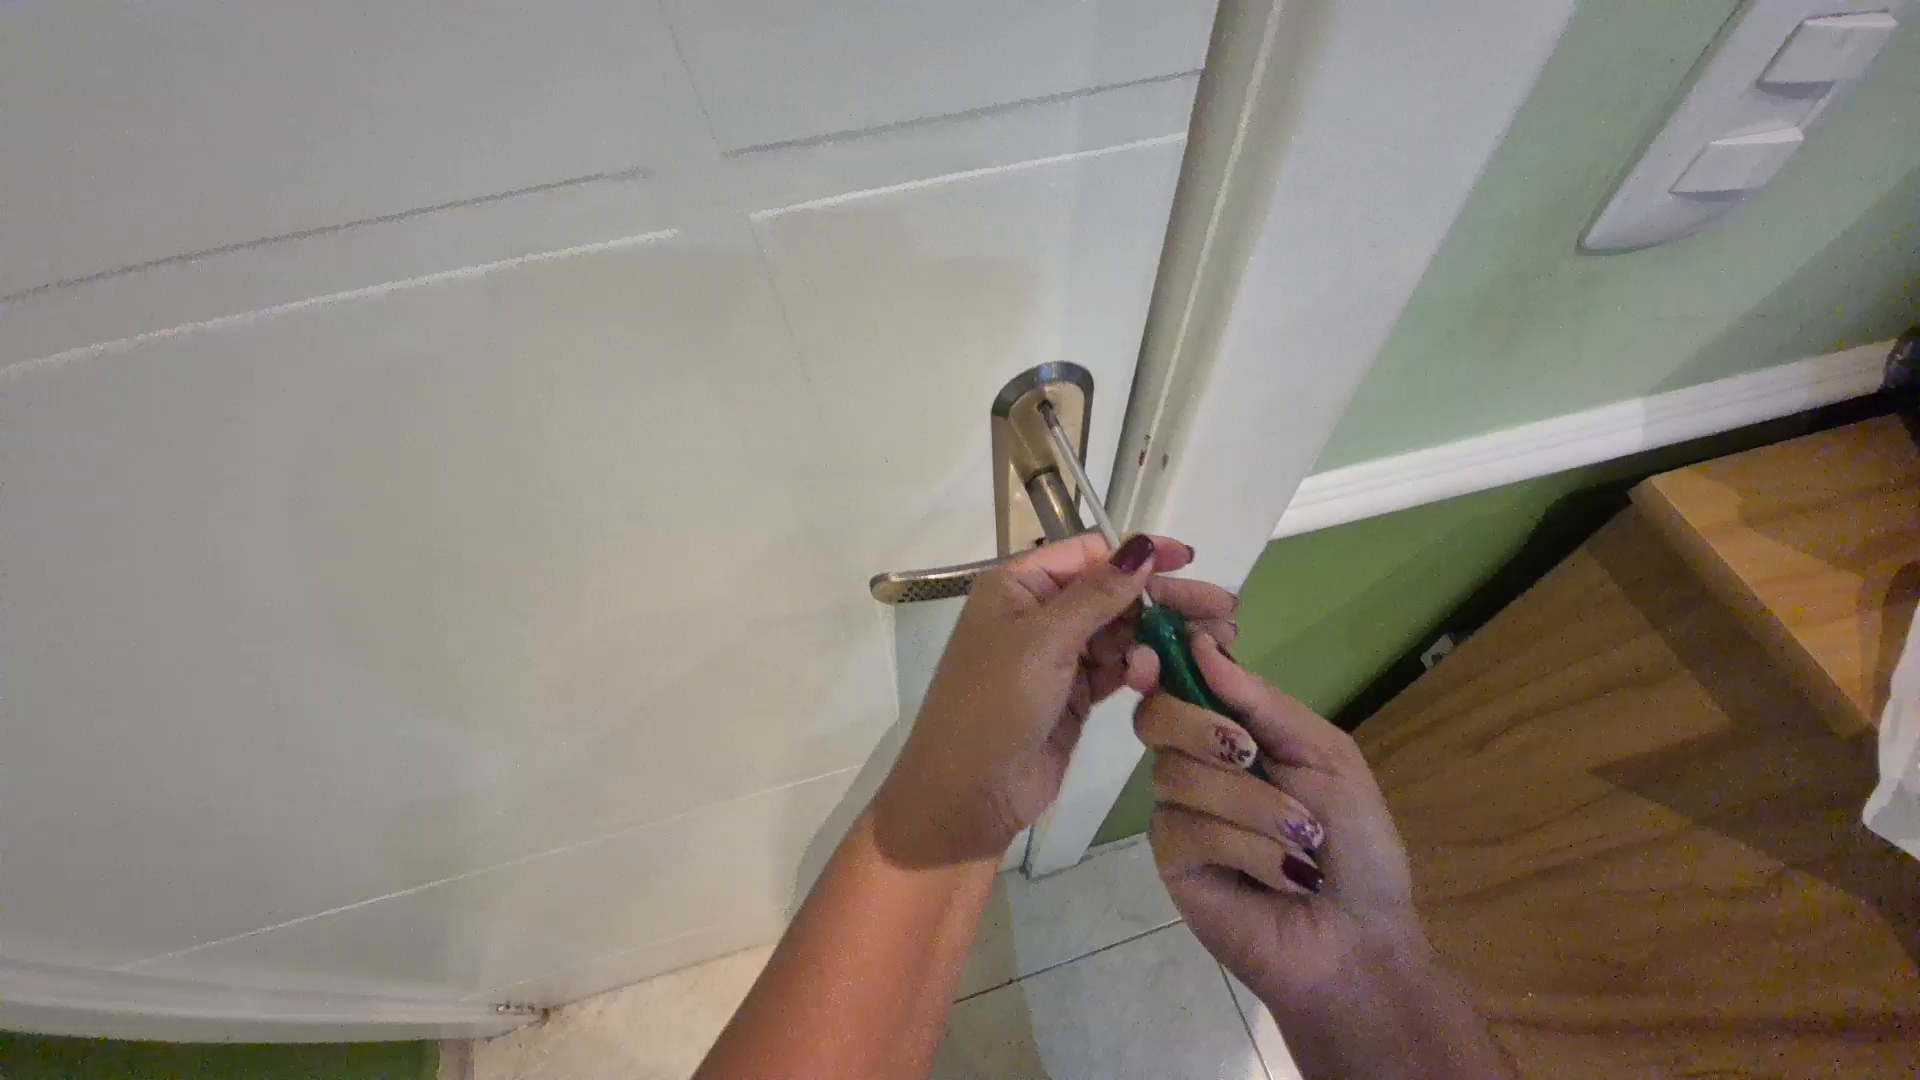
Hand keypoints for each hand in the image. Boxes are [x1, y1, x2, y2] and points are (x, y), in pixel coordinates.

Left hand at [872, 533, 1237, 866]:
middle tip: (1223, 609)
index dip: (1138, 555)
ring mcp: (1056, 655)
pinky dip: (1140, 668)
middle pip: (1112, 593)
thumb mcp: (1044, 641)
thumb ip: (1098, 594)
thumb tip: (1142, 546)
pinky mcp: (1073, 693)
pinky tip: (1160, 674)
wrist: (968, 793)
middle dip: (1163, 599)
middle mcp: (1038, 613)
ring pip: (1120, 632)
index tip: (1188, 559)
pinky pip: (1117, 668)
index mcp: (1018, 586)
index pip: (1088, 554)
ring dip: (1158, 637)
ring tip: (1209, 645)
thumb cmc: (995, 703)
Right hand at [1129, 633, 1423, 1009]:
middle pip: (1156, 716)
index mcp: (1227, 729)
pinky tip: (1282, 874)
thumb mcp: (1325, 754)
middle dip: (1203, 729)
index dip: (1161, 655)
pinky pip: (1188, 829)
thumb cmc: (1356, 842)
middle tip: (1250, 754)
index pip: (1176, 678)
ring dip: (1256, 807)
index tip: (1157, 644)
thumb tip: (1200, 644)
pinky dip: (1249, 848)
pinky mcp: (1172, 859)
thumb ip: (1260, 700)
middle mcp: (1192, 761)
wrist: (1363, 935)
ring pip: (1179, 775)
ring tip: (1302, 840)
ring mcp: (1176, 811)